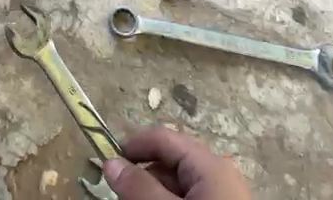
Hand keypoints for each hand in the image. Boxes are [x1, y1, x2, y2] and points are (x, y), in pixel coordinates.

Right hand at [103, 127, 251, 199]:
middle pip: (170, 163)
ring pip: (179, 187)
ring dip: (155, 196)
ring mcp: (225, 197)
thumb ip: (139, 188)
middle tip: (121, 196)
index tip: (107, 165)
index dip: (132, 146)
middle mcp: (220, 175)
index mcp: (210, 165)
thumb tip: (111, 162)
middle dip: (143, 178)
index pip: (163, 138)